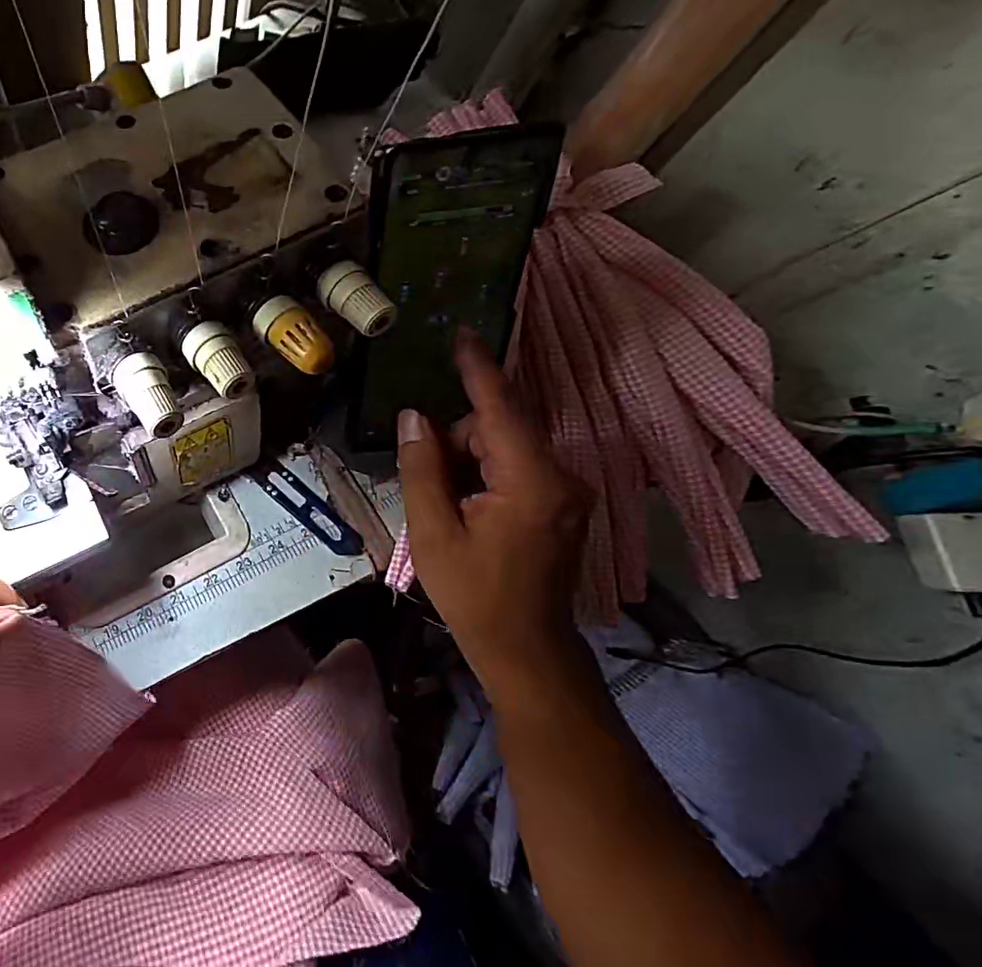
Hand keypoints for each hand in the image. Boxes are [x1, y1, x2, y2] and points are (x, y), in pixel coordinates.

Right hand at [396, 330, 589, 692]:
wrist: (525, 649)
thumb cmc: (474, 595)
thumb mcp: (433, 532)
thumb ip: (422, 468)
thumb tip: (414, 417)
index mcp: (532, 481)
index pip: (500, 408)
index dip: (477, 369)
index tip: (460, 333)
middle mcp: (561, 476)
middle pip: (498, 428)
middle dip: (456, 442)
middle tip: (428, 486)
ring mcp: (567, 491)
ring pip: (504, 447)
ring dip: (468, 462)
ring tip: (446, 508)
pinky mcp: (562, 504)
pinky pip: (516, 467)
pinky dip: (484, 475)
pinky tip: (466, 509)